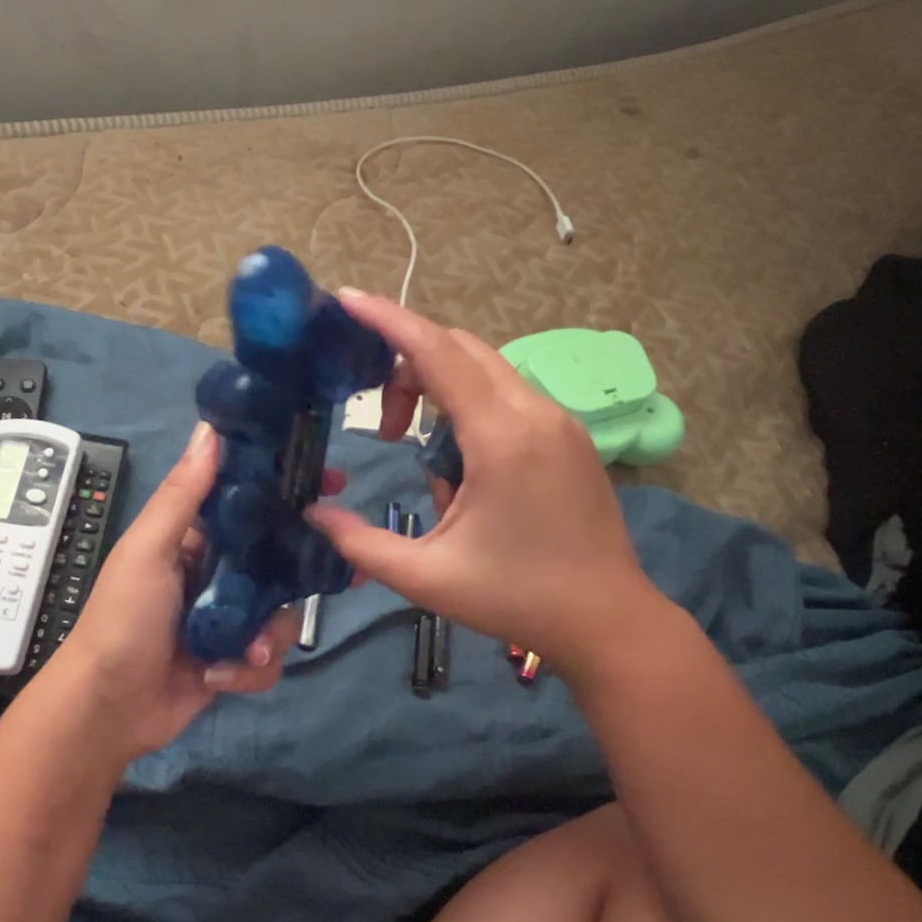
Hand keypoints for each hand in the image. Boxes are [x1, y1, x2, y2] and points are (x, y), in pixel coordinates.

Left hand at [43, 422, 300, 757]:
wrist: (107, 708)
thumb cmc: (122, 619)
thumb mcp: (147, 550)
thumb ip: (181, 495)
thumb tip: (210, 429)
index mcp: (192, 538)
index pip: (248, 502)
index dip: (286, 490)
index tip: (331, 482)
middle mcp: (214, 573)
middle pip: (278, 557)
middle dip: (297, 572)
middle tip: (335, 566)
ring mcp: (226, 618)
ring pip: (281, 611)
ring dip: (270, 633)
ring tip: (248, 649)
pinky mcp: (232, 660)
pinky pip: (267, 657)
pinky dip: (248, 669)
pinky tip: (219, 676)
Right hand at [305, 290, 661, 671]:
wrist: (607, 621)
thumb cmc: (515, 599)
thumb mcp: (425, 577)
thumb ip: (361, 542)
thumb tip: (313, 513)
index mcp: (501, 438)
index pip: (438, 353)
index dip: (389, 321)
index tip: (347, 301)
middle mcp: (536, 414)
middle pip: (461, 350)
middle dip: (408, 367)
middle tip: (381, 423)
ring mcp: (559, 423)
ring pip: (485, 372)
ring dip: (438, 391)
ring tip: (414, 449)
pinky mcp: (569, 438)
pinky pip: (506, 399)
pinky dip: (467, 412)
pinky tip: (458, 470)